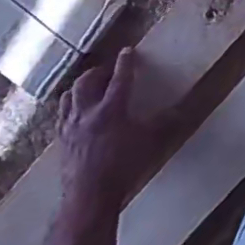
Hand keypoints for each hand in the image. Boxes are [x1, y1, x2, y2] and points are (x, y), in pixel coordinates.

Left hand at [50, 49, 157, 206]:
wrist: (89, 194)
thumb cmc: (122, 167)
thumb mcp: (150, 144)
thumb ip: (165, 125)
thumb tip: (183, 110)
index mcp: (112, 108)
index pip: (120, 77)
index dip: (126, 62)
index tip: (128, 50)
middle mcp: (88, 110)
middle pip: (87, 81)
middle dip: (98, 72)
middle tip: (106, 71)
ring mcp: (71, 124)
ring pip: (70, 95)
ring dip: (79, 87)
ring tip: (87, 88)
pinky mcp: (61, 139)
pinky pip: (61, 115)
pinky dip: (69, 107)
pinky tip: (73, 113)